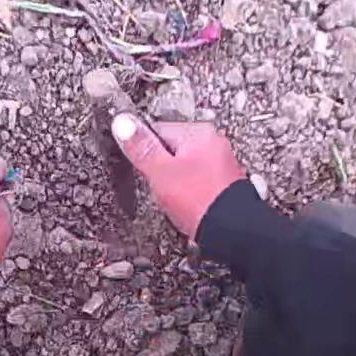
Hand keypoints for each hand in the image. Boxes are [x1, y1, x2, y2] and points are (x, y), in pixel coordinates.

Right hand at [111, 113, 245, 239]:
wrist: (232, 232)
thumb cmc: (201, 201)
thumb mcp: (161, 172)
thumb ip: (141, 147)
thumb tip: (122, 122)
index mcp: (199, 133)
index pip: (158, 129)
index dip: (145, 151)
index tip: (145, 168)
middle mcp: (215, 144)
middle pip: (173, 150)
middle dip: (162, 169)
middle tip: (162, 187)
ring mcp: (221, 166)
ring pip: (185, 169)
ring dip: (177, 184)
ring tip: (177, 200)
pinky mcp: (224, 187)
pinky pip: (198, 185)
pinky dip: (191, 195)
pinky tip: (189, 207)